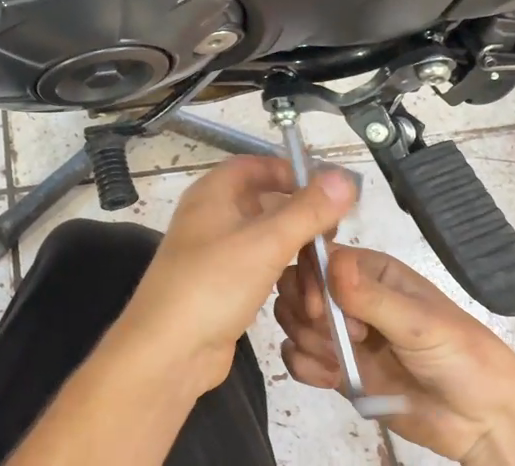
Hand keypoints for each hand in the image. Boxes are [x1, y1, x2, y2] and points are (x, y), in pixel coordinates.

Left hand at [112, 155, 357, 395]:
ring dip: (297, 253)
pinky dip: (283, 274)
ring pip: (266, 238)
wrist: (169, 349)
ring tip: (325, 275)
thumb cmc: (212, 284)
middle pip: (265, 203)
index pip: (256, 165)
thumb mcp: (266, 243)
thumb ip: (307, 211)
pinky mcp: (221, 284)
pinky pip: (260, 267)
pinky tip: (304, 295)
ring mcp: (215, 251)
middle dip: (302, 219)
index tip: (328, 193)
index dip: (291, 172)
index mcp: (213, 192)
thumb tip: (344, 177)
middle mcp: (211, 215)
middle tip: (334, 240)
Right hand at [275, 246, 514, 465]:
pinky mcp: (337, 369)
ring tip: (337, 363)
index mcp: (369, 271)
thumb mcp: (420, 323)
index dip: (308, 278)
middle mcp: (348, 296)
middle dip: (305, 313)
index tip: (318, 309)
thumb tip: (328, 264)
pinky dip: (304, 366)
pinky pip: (296, 356)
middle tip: (338, 339)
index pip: (317, 256)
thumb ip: (370, 297)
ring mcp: (340, 333)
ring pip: (291, 319)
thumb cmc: (461, 357)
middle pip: (296, 285)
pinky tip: (330, 378)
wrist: (484, 422)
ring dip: (305, 340)